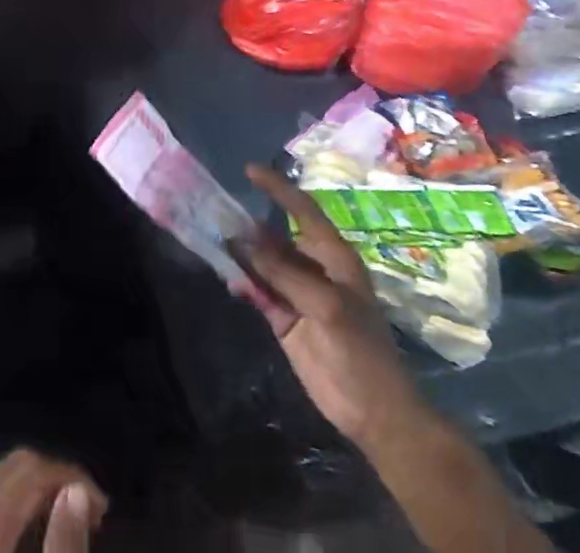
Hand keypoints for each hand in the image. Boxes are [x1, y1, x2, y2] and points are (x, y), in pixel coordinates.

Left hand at [0, 449, 106, 552]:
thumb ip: (64, 544)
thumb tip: (79, 490)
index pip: (29, 471)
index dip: (69, 478)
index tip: (101, 506)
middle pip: (7, 471)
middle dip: (51, 481)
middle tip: (90, 513)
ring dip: (29, 492)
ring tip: (64, 519)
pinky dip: (5, 506)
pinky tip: (27, 529)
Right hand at [231, 164, 426, 449]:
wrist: (373, 410)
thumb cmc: (361, 352)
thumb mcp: (326, 306)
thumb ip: (282, 272)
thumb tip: (238, 241)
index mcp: (334, 260)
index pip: (303, 213)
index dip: (278, 189)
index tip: (248, 169)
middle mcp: (313, 269)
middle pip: (274, 237)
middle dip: (245, 222)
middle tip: (210, 207)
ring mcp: (296, 292)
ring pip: (259, 262)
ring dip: (237, 251)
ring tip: (206, 236)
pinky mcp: (282, 315)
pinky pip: (255, 288)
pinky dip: (239, 280)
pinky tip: (224, 276)